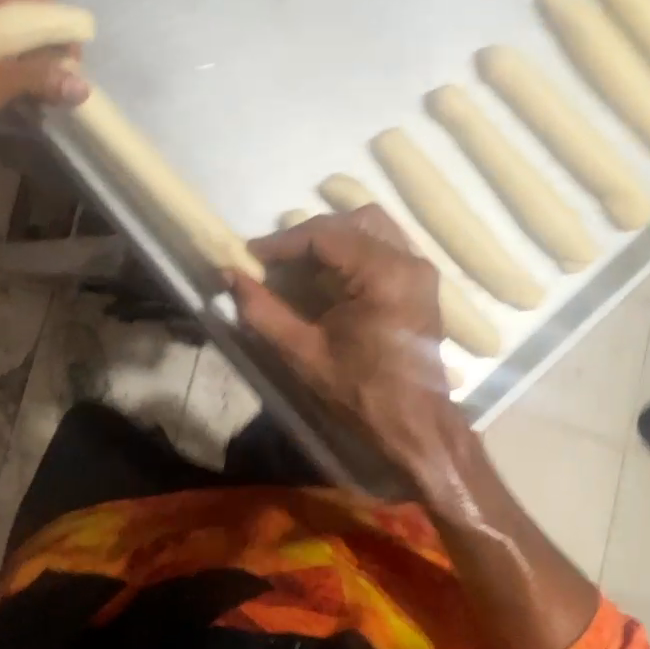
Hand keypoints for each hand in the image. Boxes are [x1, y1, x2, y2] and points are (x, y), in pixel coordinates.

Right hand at [227, 208, 472, 489]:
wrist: (415, 425)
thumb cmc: (360, 393)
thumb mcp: (303, 353)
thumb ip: (263, 310)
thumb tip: (229, 275)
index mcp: (383, 275)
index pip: (325, 234)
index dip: (282, 242)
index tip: (250, 256)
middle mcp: (407, 260)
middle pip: (348, 223)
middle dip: (306, 238)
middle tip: (273, 263)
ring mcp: (419, 268)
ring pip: (369, 226)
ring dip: (331, 239)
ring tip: (299, 266)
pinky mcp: (420, 280)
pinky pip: (383, 244)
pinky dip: (352, 248)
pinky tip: (328, 275)